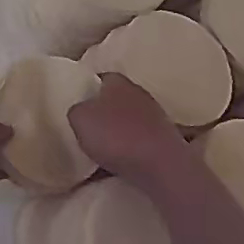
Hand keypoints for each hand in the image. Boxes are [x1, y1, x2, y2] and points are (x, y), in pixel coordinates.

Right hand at [68, 73, 194, 181]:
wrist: (159, 164)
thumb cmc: (114, 135)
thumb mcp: (79, 119)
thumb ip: (77, 110)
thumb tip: (82, 110)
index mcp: (117, 82)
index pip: (101, 78)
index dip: (88, 90)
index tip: (78, 104)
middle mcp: (139, 93)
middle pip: (116, 99)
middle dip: (104, 111)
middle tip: (88, 127)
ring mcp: (156, 117)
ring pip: (130, 120)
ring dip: (118, 131)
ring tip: (102, 150)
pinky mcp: (165, 140)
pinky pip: (140, 141)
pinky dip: (130, 149)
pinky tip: (119, 164)